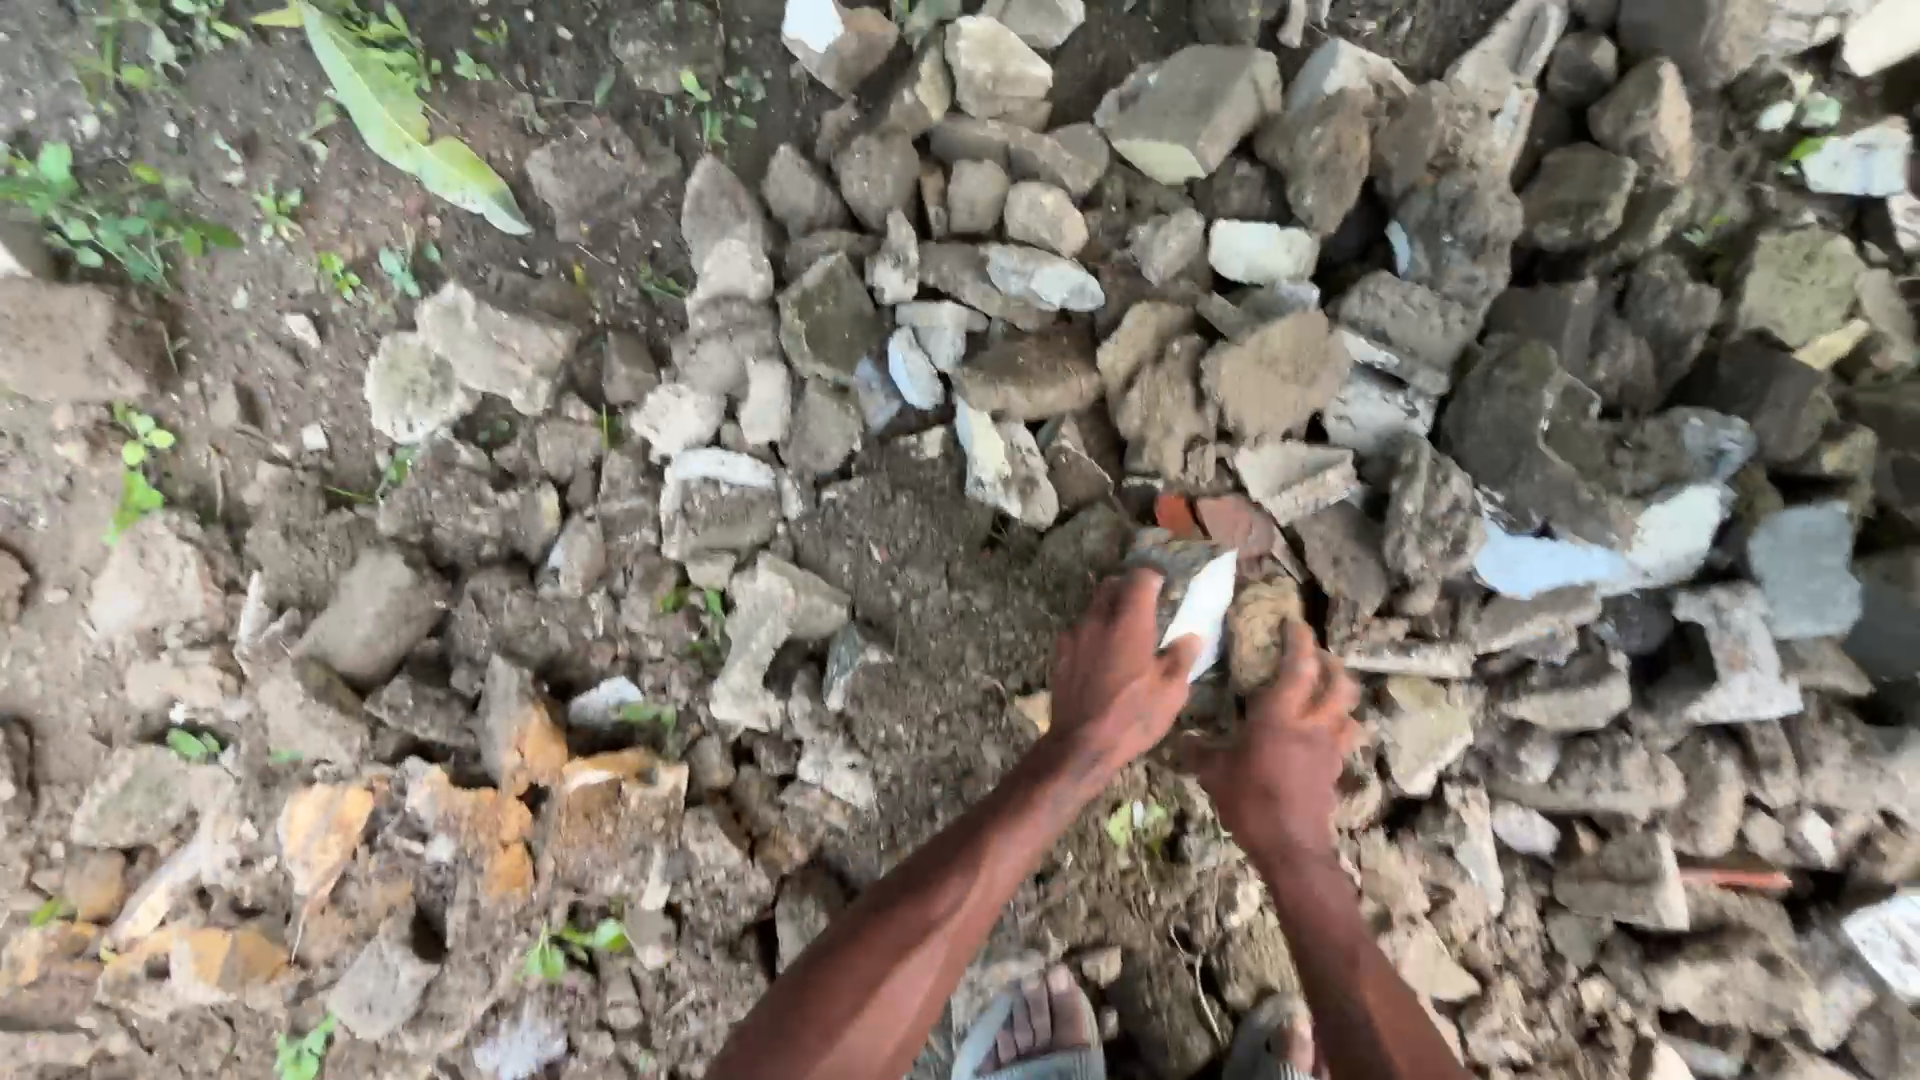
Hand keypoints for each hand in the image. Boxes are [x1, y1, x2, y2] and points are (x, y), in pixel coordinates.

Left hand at [1044, 569, 1202, 784]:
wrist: (1081, 743)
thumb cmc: (1133, 716)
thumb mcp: (1171, 691)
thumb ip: (1181, 656)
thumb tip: (1190, 636)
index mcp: (1130, 622)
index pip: (1141, 577)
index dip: (1155, 578)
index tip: (1165, 589)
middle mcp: (1098, 619)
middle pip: (1112, 585)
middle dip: (1129, 589)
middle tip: (1146, 609)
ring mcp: (1074, 634)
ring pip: (1092, 606)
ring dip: (1109, 610)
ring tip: (1124, 634)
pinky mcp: (1059, 652)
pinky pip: (1079, 629)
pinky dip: (1093, 631)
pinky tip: (1102, 655)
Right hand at [1182, 620, 1359, 857]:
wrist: (1290, 847)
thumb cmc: (1249, 801)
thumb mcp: (1213, 772)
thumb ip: (1198, 750)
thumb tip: (1180, 738)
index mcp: (1279, 716)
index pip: (1299, 667)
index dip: (1299, 641)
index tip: (1295, 624)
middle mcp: (1312, 725)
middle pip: (1339, 684)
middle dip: (1331, 662)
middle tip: (1317, 654)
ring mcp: (1330, 749)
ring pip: (1349, 710)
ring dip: (1342, 693)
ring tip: (1328, 690)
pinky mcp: (1336, 771)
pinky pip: (1346, 738)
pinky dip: (1340, 725)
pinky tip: (1325, 731)